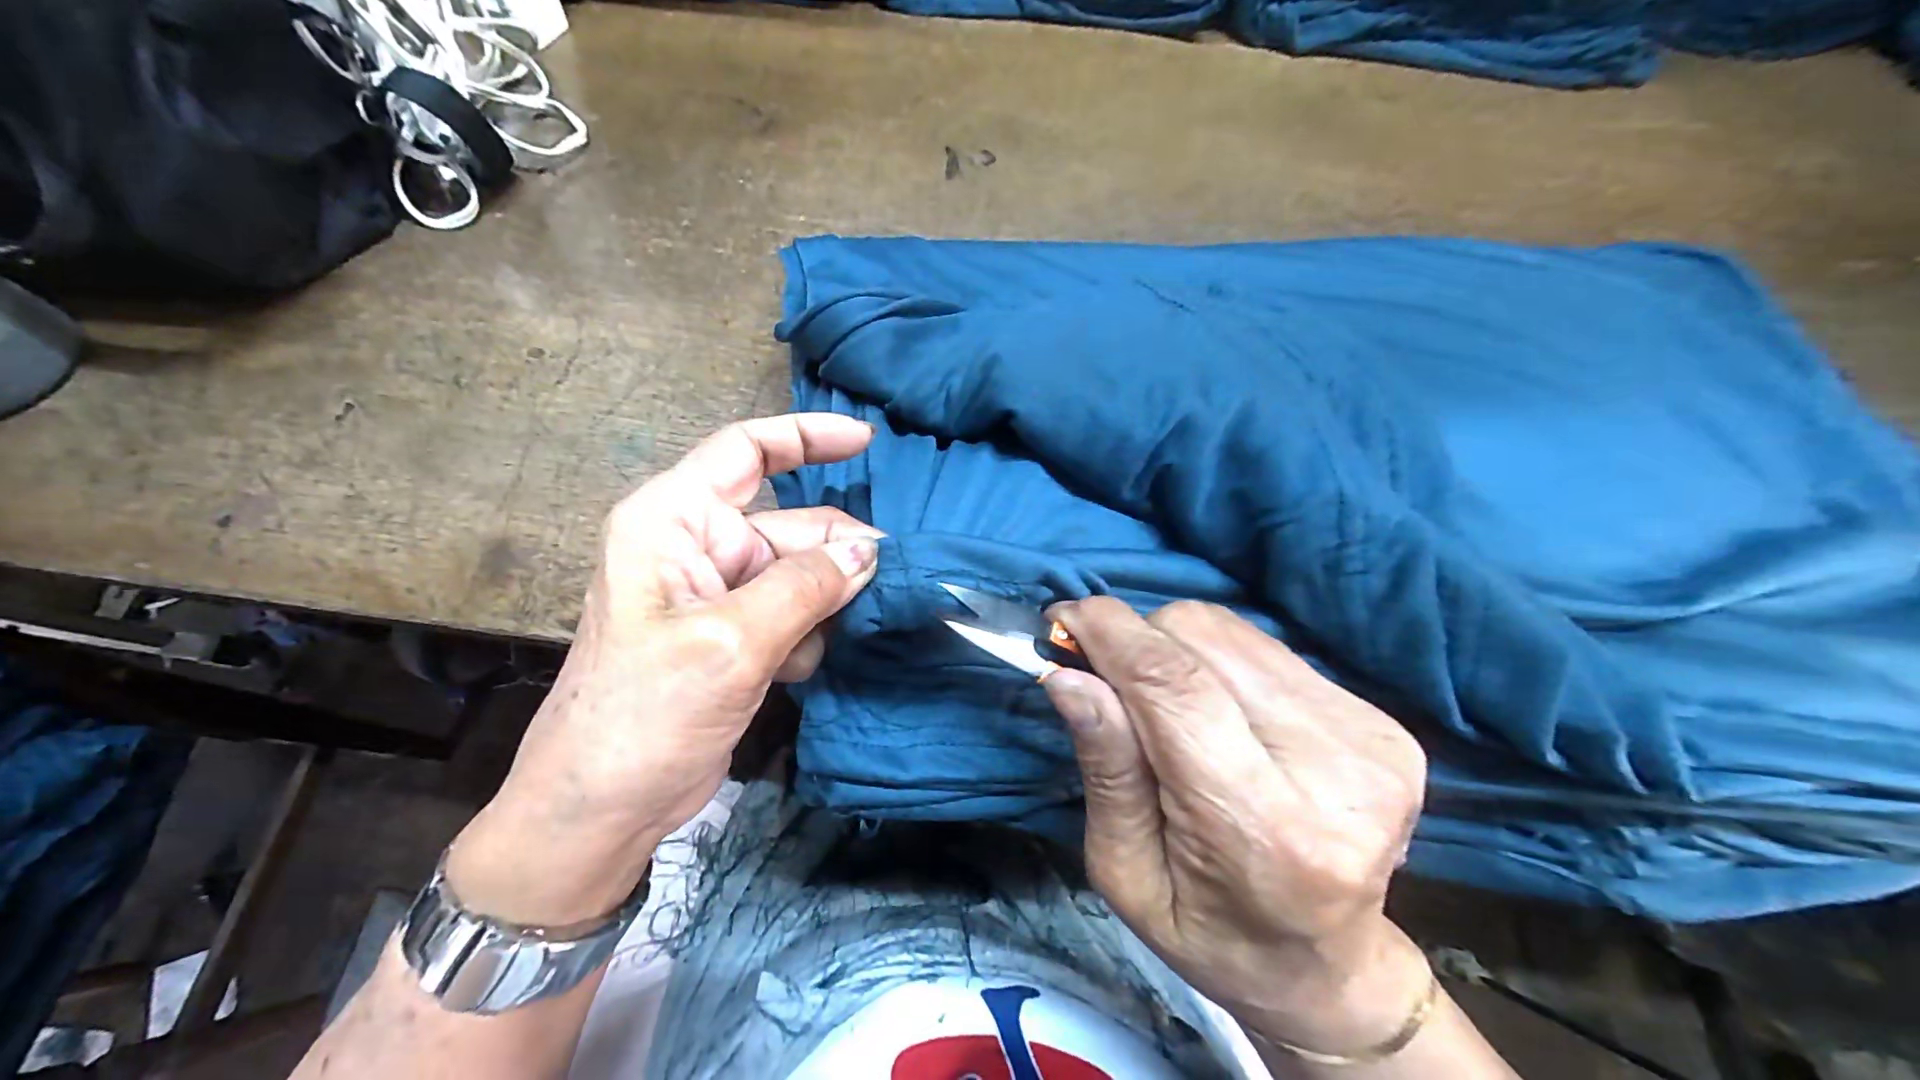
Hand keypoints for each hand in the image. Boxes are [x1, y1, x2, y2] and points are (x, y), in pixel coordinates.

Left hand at [447, 414, 881, 924]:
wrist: (604, 809)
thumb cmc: (646, 713)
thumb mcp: (732, 642)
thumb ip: (807, 587)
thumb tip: (871, 549)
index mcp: (673, 520)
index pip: (745, 452)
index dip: (806, 437)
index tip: (868, 442)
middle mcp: (696, 546)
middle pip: (789, 523)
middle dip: (835, 550)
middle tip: (887, 579)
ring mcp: (717, 594)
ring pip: (800, 572)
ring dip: (826, 600)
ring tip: (837, 634)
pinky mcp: (735, 635)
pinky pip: (794, 612)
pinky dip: (809, 633)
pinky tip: (801, 669)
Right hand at [1042, 598, 1432, 1057]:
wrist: (1330, 965)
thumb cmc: (1210, 932)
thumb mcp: (1125, 871)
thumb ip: (1105, 767)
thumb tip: (1068, 675)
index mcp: (1263, 830)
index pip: (1175, 689)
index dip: (1110, 636)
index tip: (1060, 619)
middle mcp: (1334, 772)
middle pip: (1203, 640)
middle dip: (1137, 641)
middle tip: (1105, 678)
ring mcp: (1369, 739)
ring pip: (1232, 632)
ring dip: (1177, 649)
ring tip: (1166, 706)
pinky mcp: (1383, 721)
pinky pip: (1265, 648)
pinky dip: (1218, 663)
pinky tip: (1218, 711)